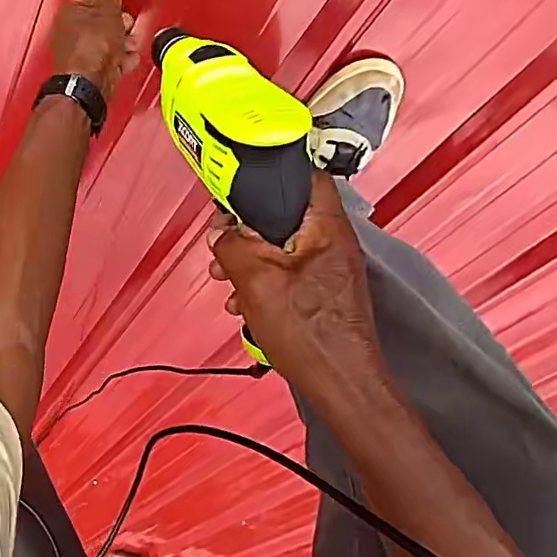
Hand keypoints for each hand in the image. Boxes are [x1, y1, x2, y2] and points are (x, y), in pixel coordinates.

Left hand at [48, 0, 137, 98]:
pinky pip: (109, 61)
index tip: (120, 1)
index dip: (110, 0)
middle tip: (127, 24)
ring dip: (123, 43)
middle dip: (119, 24)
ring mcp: (81, 54)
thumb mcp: (108, 13)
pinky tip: (127, 59)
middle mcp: (71, 33)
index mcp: (70, 12)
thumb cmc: (91, 48)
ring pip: (107, 44)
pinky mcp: (90, 71)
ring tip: (130, 44)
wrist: (90, 81)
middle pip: (101, 23)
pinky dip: (121, 60)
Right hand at [208, 172, 382, 389]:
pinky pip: (289, 271)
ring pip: (283, 246)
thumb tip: (219, 232)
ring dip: (252, 259)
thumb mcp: (255, 279)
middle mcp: (335, 243)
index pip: (304, 176)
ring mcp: (331, 268)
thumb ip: (232, 245)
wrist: (337, 381)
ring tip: (232, 278)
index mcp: (327, 228)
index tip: (242, 185)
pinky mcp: (324, 290)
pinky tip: (249, 300)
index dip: (269, 177)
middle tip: (227, 242)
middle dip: (249, 229)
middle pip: (284, 215)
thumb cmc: (313, 337)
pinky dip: (266, 280)